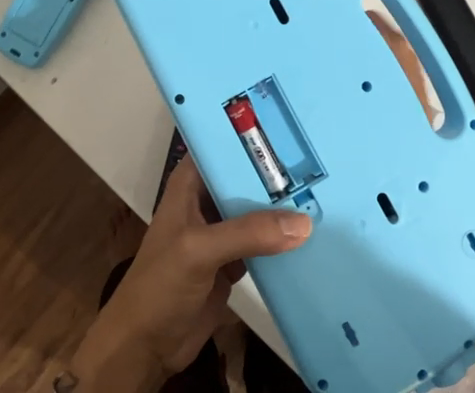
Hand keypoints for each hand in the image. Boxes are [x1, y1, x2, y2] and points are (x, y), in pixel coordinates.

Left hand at [69, 155, 311, 391]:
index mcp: (189, 184)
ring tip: (328, 195)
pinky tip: (315, 236)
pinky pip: (264, 245)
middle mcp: (205, 201)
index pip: (221, 148)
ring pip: (258, 212)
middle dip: (278, 175)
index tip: (292, 131)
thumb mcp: (199, 250)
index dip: (252, 138)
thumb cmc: (160, 284)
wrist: (146, 343)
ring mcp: (220, 233)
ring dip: (284, 209)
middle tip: (323, 165)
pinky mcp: (233, 263)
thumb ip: (247, 234)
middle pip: (245, 180)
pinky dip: (284, 242)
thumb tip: (303, 223)